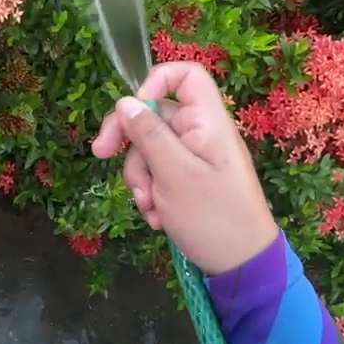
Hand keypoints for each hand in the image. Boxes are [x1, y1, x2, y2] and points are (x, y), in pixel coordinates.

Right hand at [91, 62, 279, 275]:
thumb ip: (148, 134)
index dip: (155, 81)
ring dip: (139, 176)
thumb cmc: (212, 216)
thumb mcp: (173, 174)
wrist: (243, 268)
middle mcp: (201, 133)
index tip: (132, 109)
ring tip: (148, 205)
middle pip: (153, 114)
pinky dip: (151, 191)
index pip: (185, 75)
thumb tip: (124, 101)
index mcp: (207, 121)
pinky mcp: (188, 180)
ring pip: (149, 148)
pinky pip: (158, 172)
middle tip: (100, 155)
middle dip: (128, 140)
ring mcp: (194, 157)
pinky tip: (156, 216)